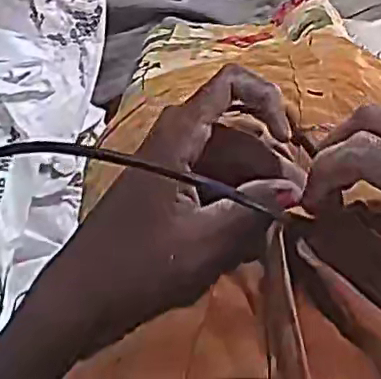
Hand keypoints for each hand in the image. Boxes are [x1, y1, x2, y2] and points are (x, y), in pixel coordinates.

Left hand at [0, 65, 302, 376]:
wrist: (80, 298)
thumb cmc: (137, 265)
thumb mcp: (202, 242)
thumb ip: (250, 210)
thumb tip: (295, 189)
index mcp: (180, 132)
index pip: (230, 82)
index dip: (266, 98)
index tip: (288, 137)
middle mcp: (178, 135)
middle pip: (237, 127)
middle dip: (270, 157)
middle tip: (300, 198)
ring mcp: (174, 160)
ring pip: (229, 155)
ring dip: (258, 180)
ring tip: (283, 217)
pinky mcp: (172, 185)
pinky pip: (215, 177)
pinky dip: (239, 195)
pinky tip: (257, 228)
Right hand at [302, 106, 380, 378]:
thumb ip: (355, 259)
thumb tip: (305, 226)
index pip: (365, 151)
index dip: (323, 173)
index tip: (306, 204)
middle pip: (373, 120)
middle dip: (332, 151)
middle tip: (315, 196)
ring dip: (352, 149)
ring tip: (335, 196)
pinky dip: (375, 154)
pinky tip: (367, 192)